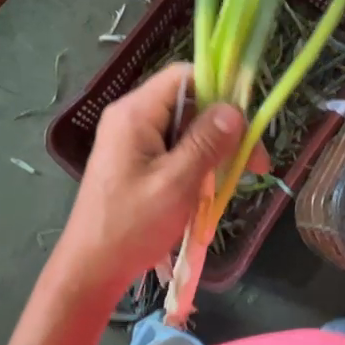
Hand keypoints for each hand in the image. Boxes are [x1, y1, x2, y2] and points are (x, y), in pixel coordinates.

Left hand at [52, 64, 245, 299]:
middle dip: (223, 127)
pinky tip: (211, 187)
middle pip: (187, 101)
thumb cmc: (131, 225)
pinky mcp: (133, 160)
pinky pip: (172, 147)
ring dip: (212, 149)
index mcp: (135, 112)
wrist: (90, 268)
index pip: (183, 75)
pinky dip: (195, 162)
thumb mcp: (176, 183)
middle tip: (254, 163)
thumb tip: (234, 109)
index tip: (248, 122)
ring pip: (183, 127)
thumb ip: (206, 142)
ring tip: (236, 179)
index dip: (219, 89)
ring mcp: (130, 139)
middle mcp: (130, 116)